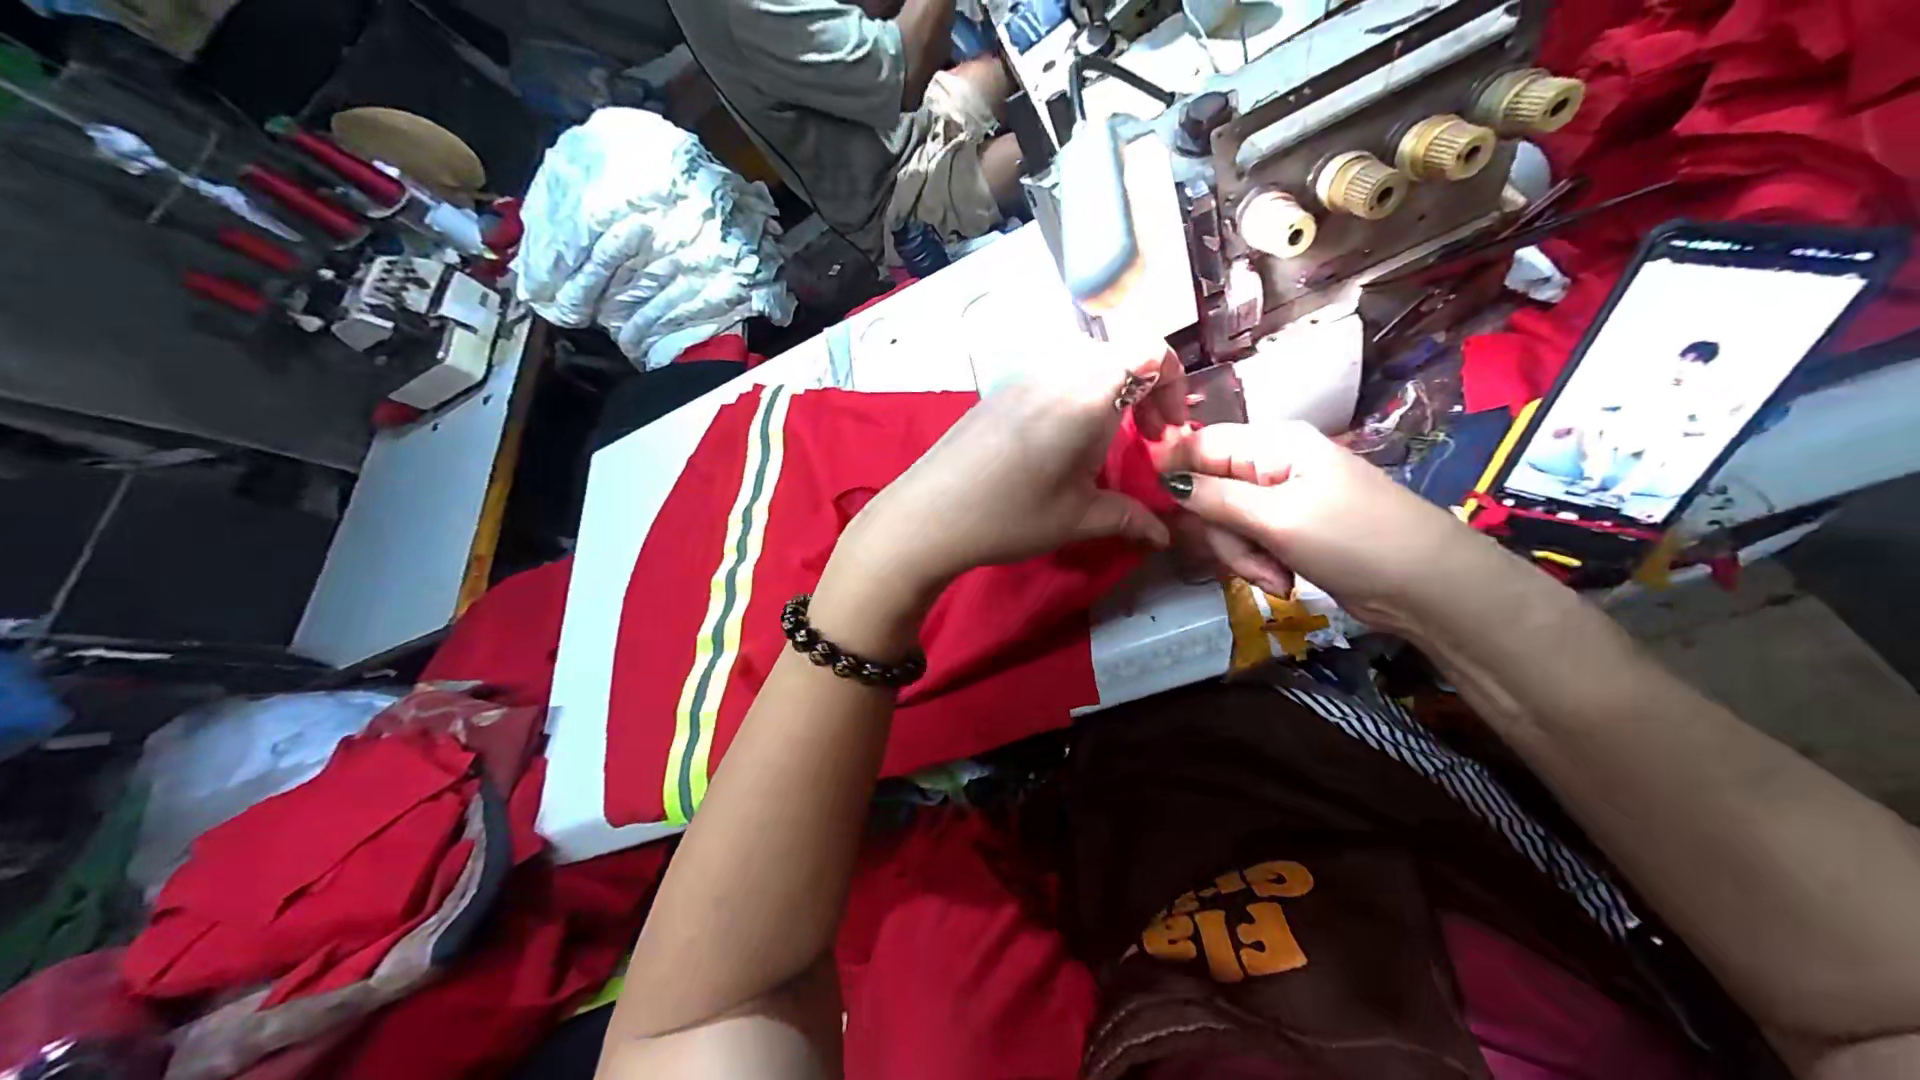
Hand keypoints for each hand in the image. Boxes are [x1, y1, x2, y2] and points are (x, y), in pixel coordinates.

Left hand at [834, 337, 1184, 598]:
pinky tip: (1062, 442)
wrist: (926, 516)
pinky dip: (1077, 396)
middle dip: (1147, 391)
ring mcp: (1024, 376)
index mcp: (1086, 396)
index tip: (1167, 432)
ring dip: (1110, 394)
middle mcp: (1056, 372)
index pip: (1150, 349)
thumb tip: (1164, 535)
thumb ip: (1129, 518)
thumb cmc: (1007, 517)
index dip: (1174, 383)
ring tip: (1103, 444)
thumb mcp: (1076, 519)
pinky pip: (1055, 374)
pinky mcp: (1000, 390)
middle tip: (1145, 441)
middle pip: (1121, 354)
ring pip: (1087, 362)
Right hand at [1162, 421, 1514, 635]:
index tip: (1157, 510)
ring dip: (1240, 554)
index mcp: (1274, 443)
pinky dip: (1257, 563)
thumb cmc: (1355, 540)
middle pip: (1209, 489)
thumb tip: (1164, 480)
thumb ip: (1215, 498)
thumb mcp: (1278, 517)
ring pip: (1225, 521)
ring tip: (1273, 577)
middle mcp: (1273, 464)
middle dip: (1220, 530)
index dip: (1173, 474)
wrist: (1429, 587)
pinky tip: (1281, 580)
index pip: (1199, 444)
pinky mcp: (1288, 529)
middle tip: (1246, 557)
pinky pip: (1248, 540)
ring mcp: (1281, 498)